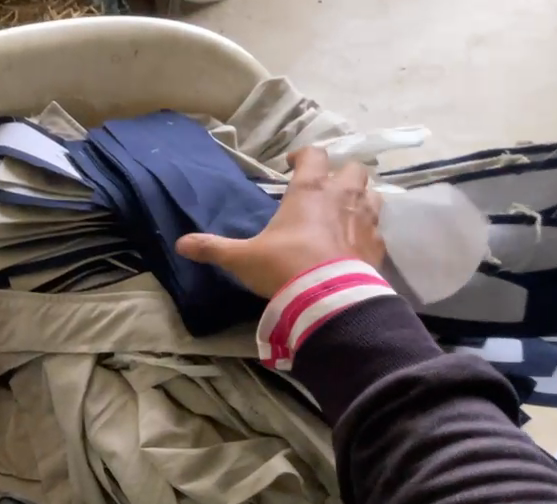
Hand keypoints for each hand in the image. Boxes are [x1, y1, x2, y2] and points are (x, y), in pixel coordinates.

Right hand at [175, 146, 384, 298]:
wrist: (325, 294)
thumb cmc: (282, 266)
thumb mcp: (241, 258)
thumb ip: (213, 248)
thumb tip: (180, 243)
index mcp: (309, 191)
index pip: (313, 156)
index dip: (302, 156)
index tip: (292, 163)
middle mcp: (342, 195)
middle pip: (351, 168)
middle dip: (340, 174)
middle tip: (324, 189)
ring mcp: (365, 217)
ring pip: (370, 192)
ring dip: (358, 197)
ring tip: (342, 212)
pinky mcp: (376, 242)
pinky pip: (375, 226)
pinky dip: (366, 229)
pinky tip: (353, 241)